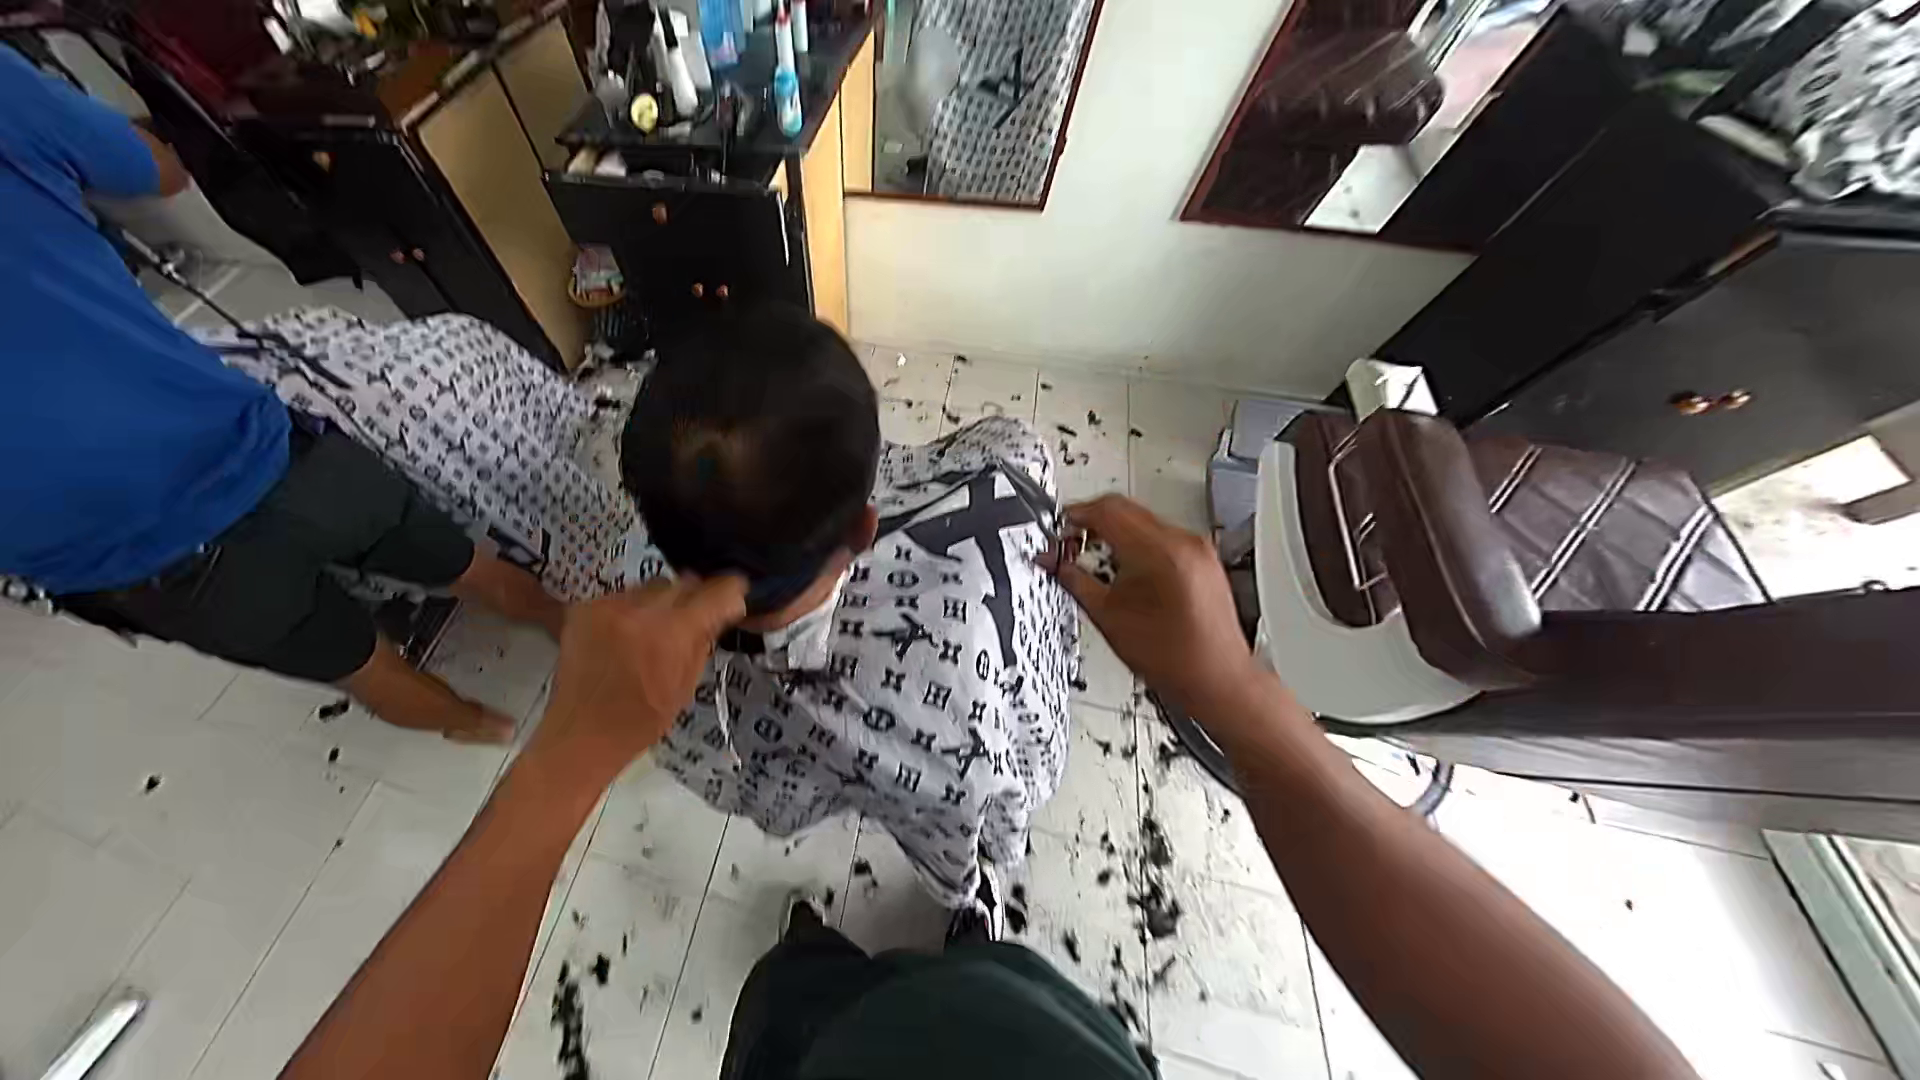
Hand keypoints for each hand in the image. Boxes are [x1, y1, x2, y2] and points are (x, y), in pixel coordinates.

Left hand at [525, 575, 746, 786]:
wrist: (582, 733)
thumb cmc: (643, 718)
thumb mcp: (689, 682)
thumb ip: (705, 638)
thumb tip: (722, 609)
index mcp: (674, 633)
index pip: (717, 591)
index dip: (732, 591)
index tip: (735, 596)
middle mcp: (642, 610)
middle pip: (685, 582)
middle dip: (696, 597)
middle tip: (696, 617)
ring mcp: (609, 605)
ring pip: (654, 585)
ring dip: (664, 601)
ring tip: (657, 627)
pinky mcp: (585, 607)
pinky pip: (624, 595)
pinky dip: (634, 609)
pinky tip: (628, 633)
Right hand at [1048, 496, 1261, 716]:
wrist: (1215, 679)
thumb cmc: (1172, 659)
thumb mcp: (1107, 617)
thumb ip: (1075, 580)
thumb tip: (1054, 562)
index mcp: (1157, 552)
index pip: (1107, 511)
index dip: (1076, 515)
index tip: (1061, 527)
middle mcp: (1182, 542)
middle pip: (1125, 509)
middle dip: (1093, 522)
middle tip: (1071, 543)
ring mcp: (1197, 548)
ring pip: (1143, 519)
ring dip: (1115, 532)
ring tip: (1097, 560)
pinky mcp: (1203, 558)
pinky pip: (1163, 535)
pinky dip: (1138, 543)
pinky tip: (1125, 568)